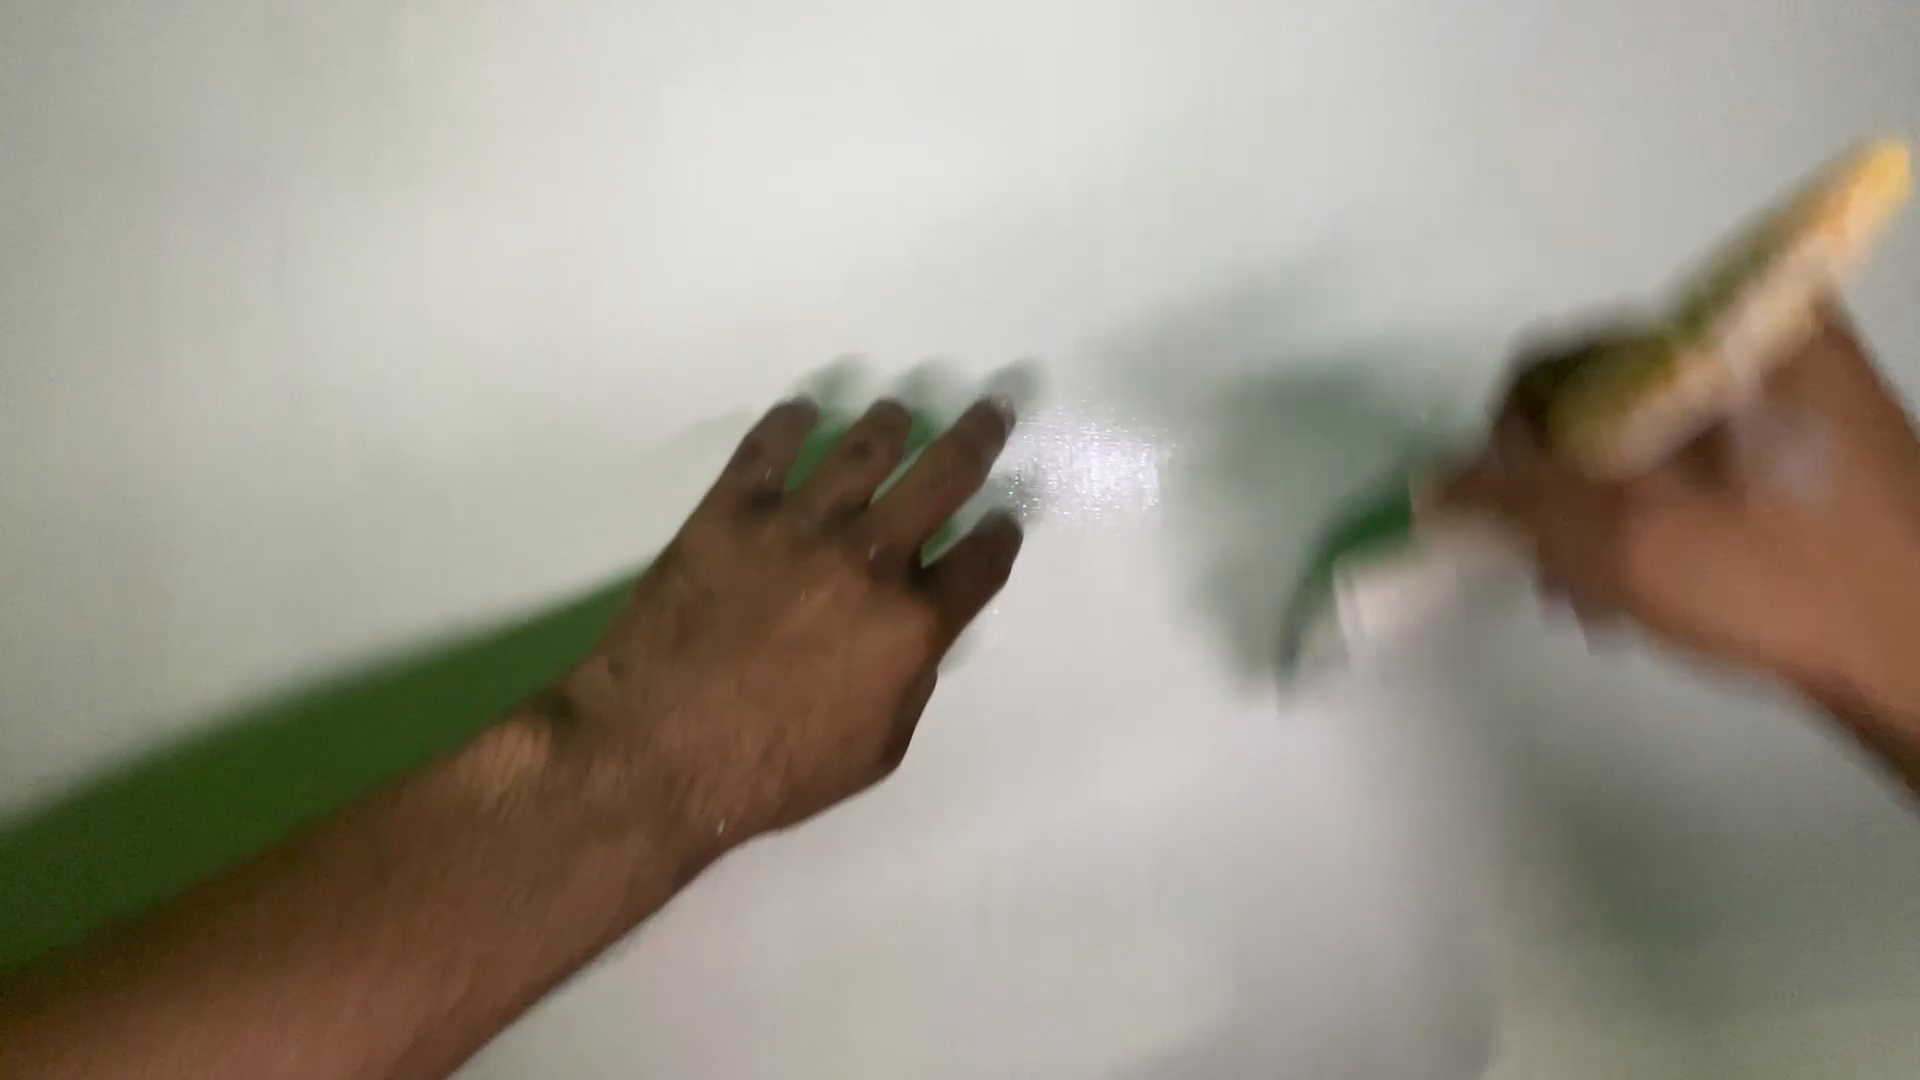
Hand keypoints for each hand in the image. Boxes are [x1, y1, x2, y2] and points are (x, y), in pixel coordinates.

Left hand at [546, 396, 1022, 862]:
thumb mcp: (878, 749)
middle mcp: (869, 559)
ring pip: (863, 450)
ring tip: (898, 412)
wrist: (651, 756)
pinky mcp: (730, 512)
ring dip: (891, 424)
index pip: (981, 561)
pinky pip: (768, 449)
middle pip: (944, 477)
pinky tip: (804, 411)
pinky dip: (789, 423)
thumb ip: (912, 681)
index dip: (1001, 535)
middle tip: (992, 412)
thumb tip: (918, 634)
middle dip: (978, 439)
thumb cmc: (773, 769)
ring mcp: (799, 527)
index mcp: (912, 623)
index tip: (1002, 520)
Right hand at [1442, 306, 1919, 715]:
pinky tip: (1628, 585)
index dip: (1507, 441)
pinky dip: (1635, 523)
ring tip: (1583, 592)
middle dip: (1547, 494)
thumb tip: (1429, 481)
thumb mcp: (1600, 528)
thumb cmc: (1760, 575)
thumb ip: (1499, 491)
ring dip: (1583, 520)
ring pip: (1627, 448)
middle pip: (1587, 410)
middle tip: (1544, 564)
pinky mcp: (1797, 453)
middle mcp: (1754, 351)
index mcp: (1720, 341)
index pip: (1553, 367)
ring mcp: (1783, 404)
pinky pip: (1676, 472)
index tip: (1512, 511)